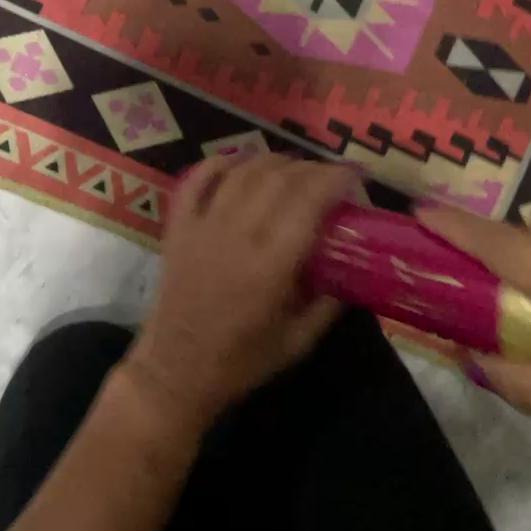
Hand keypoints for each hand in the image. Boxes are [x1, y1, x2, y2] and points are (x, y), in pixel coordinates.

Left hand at [120, 154, 354, 429]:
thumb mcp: (297, 343)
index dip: (334, 180)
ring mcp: (203, 226)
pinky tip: (239, 162)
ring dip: (273, 161)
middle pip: (278, 178)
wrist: (175, 369)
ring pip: (242, 172)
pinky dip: (220, 163)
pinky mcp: (178, 226)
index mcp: (270, 266)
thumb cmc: (240, 361)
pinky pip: (197, 179)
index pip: (308, 202)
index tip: (355, 177)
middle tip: (330, 177)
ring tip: (293, 169)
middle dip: (311, 168)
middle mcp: (236, 235)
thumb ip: (328, 304)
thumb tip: (351, 270)